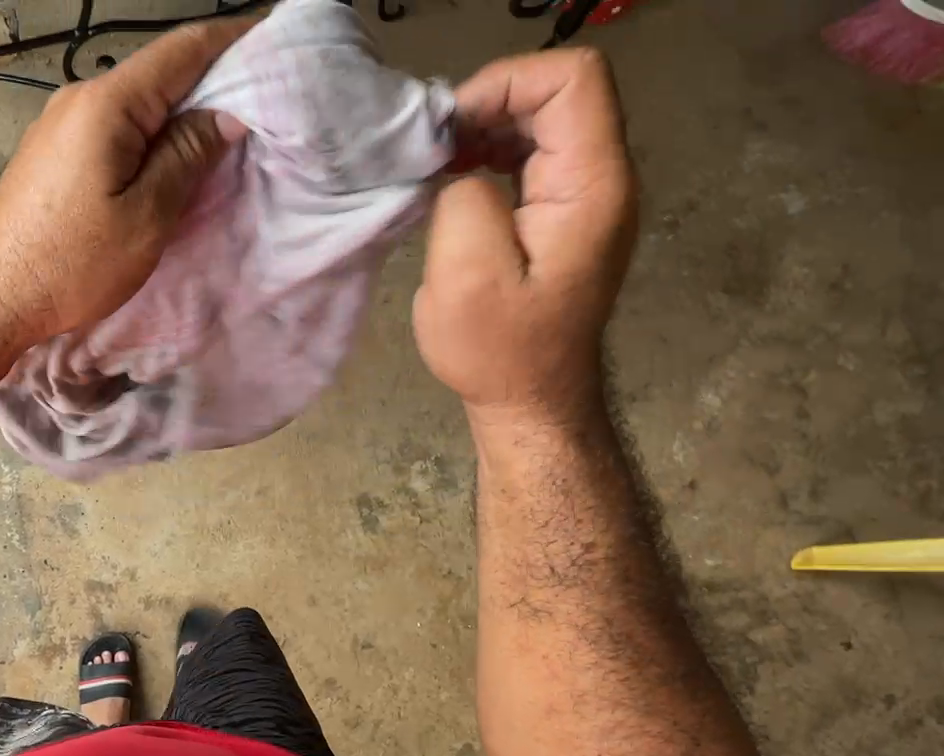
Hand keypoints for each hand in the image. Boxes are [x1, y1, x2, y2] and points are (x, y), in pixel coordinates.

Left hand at [0, 19, 252, 351]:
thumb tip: (225, 113)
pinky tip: (158, 167)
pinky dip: (140, 140)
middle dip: (208, 85)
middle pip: (156, 75)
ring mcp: (53, 128)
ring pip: (130, 107)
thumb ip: (188, 156)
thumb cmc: (70, 268)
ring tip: (213, 144)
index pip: (184, 47)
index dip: (236, 41)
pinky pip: (105, 133)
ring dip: (172, 118)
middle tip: (255, 110)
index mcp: (105, 104)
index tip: (278, 50)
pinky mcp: (43, 158)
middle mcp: (75, 100)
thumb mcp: (146, 218)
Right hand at [412, 48, 637, 425]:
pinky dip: (490, 156)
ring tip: (435, 167)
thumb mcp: (465, 279)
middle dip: (487, 106)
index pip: (570, 80)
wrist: (530, 398)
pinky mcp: (563, 216)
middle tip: (429, 151)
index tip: (444, 131)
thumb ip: (463, 202)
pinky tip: (453, 184)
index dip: (502, 85)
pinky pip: (533, 158)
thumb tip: (460, 172)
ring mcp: (585, 197)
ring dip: (484, 131)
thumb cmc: (496, 349)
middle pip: (558, 94)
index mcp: (589, 186)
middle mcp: (601, 179)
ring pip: (544, 123)